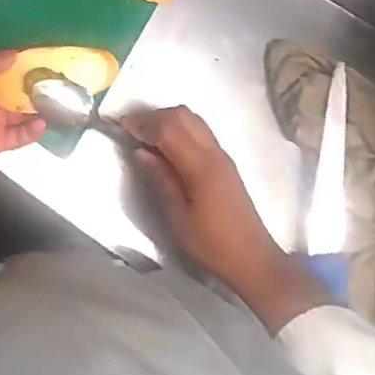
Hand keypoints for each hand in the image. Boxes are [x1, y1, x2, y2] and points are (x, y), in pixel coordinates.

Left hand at [0, 51, 47, 195]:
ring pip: (16, 112)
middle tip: (55, 78)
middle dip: (30, 84)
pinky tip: (44, 124)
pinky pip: (16, 134)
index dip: (15, 60)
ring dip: (34, 107)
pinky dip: (30, 131)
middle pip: (9, 88)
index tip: (39, 55)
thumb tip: (14, 54)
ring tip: (57, 100)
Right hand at [122, 106, 331, 332]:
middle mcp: (214, 152)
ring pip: (192, 118)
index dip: (144, 123)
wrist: (253, 259)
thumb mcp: (178, 217)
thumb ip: (160, 179)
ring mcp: (222, 154)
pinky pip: (199, 129)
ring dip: (167, 119)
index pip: (169, 129)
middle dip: (153, 116)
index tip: (121, 126)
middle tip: (131, 129)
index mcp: (201, 167)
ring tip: (146, 134)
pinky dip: (179, 126)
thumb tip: (140, 151)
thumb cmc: (212, 244)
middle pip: (182, 115)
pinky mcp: (225, 161)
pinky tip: (167, 144)